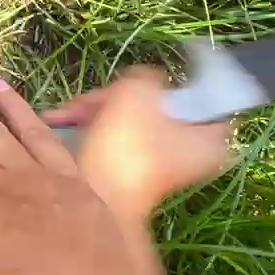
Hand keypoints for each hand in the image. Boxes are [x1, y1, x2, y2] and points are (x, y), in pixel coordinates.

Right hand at [38, 68, 233, 229]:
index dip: (178, 82)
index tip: (146, 77)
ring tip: (67, 113)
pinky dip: (94, 127)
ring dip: (97, 110)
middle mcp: (191, 153)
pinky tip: (65, 123)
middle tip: (92, 99)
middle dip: (116, 97)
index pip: (205, 99)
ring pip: (131, 119)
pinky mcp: (133, 170)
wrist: (95, 198)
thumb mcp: (137, 94)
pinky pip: (118, 137)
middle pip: (157, 107)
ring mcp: (161, 164)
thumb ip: (147, 76)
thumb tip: (144, 80)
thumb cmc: (126, 148)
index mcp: (210, 139)